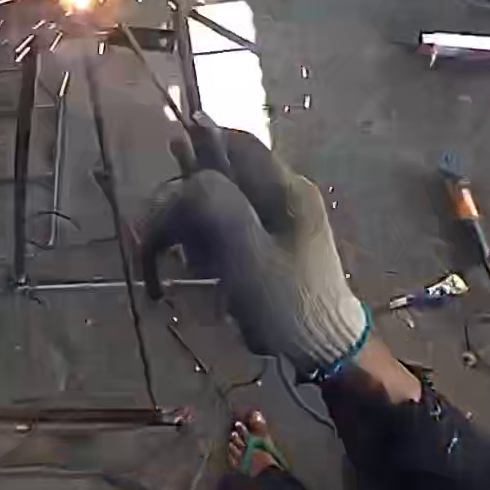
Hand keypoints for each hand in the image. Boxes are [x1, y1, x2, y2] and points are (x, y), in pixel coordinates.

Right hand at [141, 120, 369, 377]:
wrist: (326, 349)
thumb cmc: (290, 302)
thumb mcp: (249, 255)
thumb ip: (219, 207)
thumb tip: (192, 175)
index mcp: (286, 189)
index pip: (240, 144)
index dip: (204, 140)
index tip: (172, 154)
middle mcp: (284, 194)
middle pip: (227, 172)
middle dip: (192, 192)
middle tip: (164, 223)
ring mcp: (280, 217)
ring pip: (224, 198)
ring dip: (198, 219)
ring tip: (188, 256)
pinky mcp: (273, 239)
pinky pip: (232, 223)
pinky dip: (211, 237)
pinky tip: (202, 265)